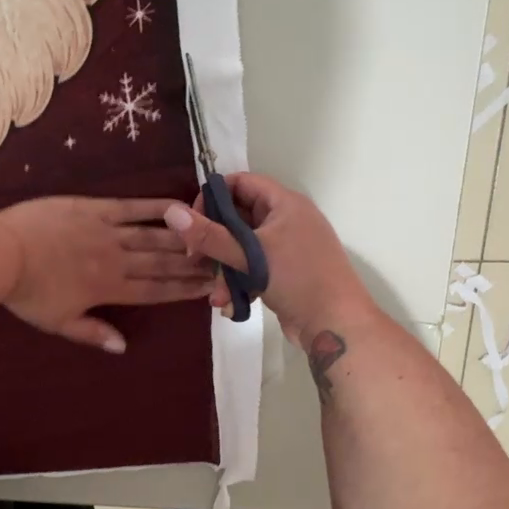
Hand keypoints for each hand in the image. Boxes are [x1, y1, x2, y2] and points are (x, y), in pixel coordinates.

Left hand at [0, 197, 213, 353]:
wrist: (3, 253)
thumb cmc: (26, 292)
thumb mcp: (57, 322)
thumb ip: (92, 333)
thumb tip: (123, 347)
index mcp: (108, 290)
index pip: (154, 291)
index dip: (182, 290)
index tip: (208, 289)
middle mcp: (115, 260)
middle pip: (161, 263)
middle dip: (192, 264)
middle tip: (221, 262)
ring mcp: (106, 232)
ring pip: (153, 236)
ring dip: (182, 238)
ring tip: (208, 237)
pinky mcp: (93, 208)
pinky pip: (131, 207)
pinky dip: (155, 207)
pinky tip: (178, 205)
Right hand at [161, 173, 378, 345]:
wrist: (337, 325)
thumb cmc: (297, 279)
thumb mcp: (248, 255)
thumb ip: (209, 235)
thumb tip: (171, 212)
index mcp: (284, 204)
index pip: (240, 183)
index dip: (212, 197)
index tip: (193, 224)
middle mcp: (287, 219)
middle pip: (238, 216)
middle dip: (214, 240)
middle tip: (196, 259)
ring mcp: (288, 246)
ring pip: (243, 246)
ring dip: (224, 268)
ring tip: (216, 292)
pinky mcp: (286, 270)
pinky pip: (254, 266)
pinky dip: (239, 280)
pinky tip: (230, 302)